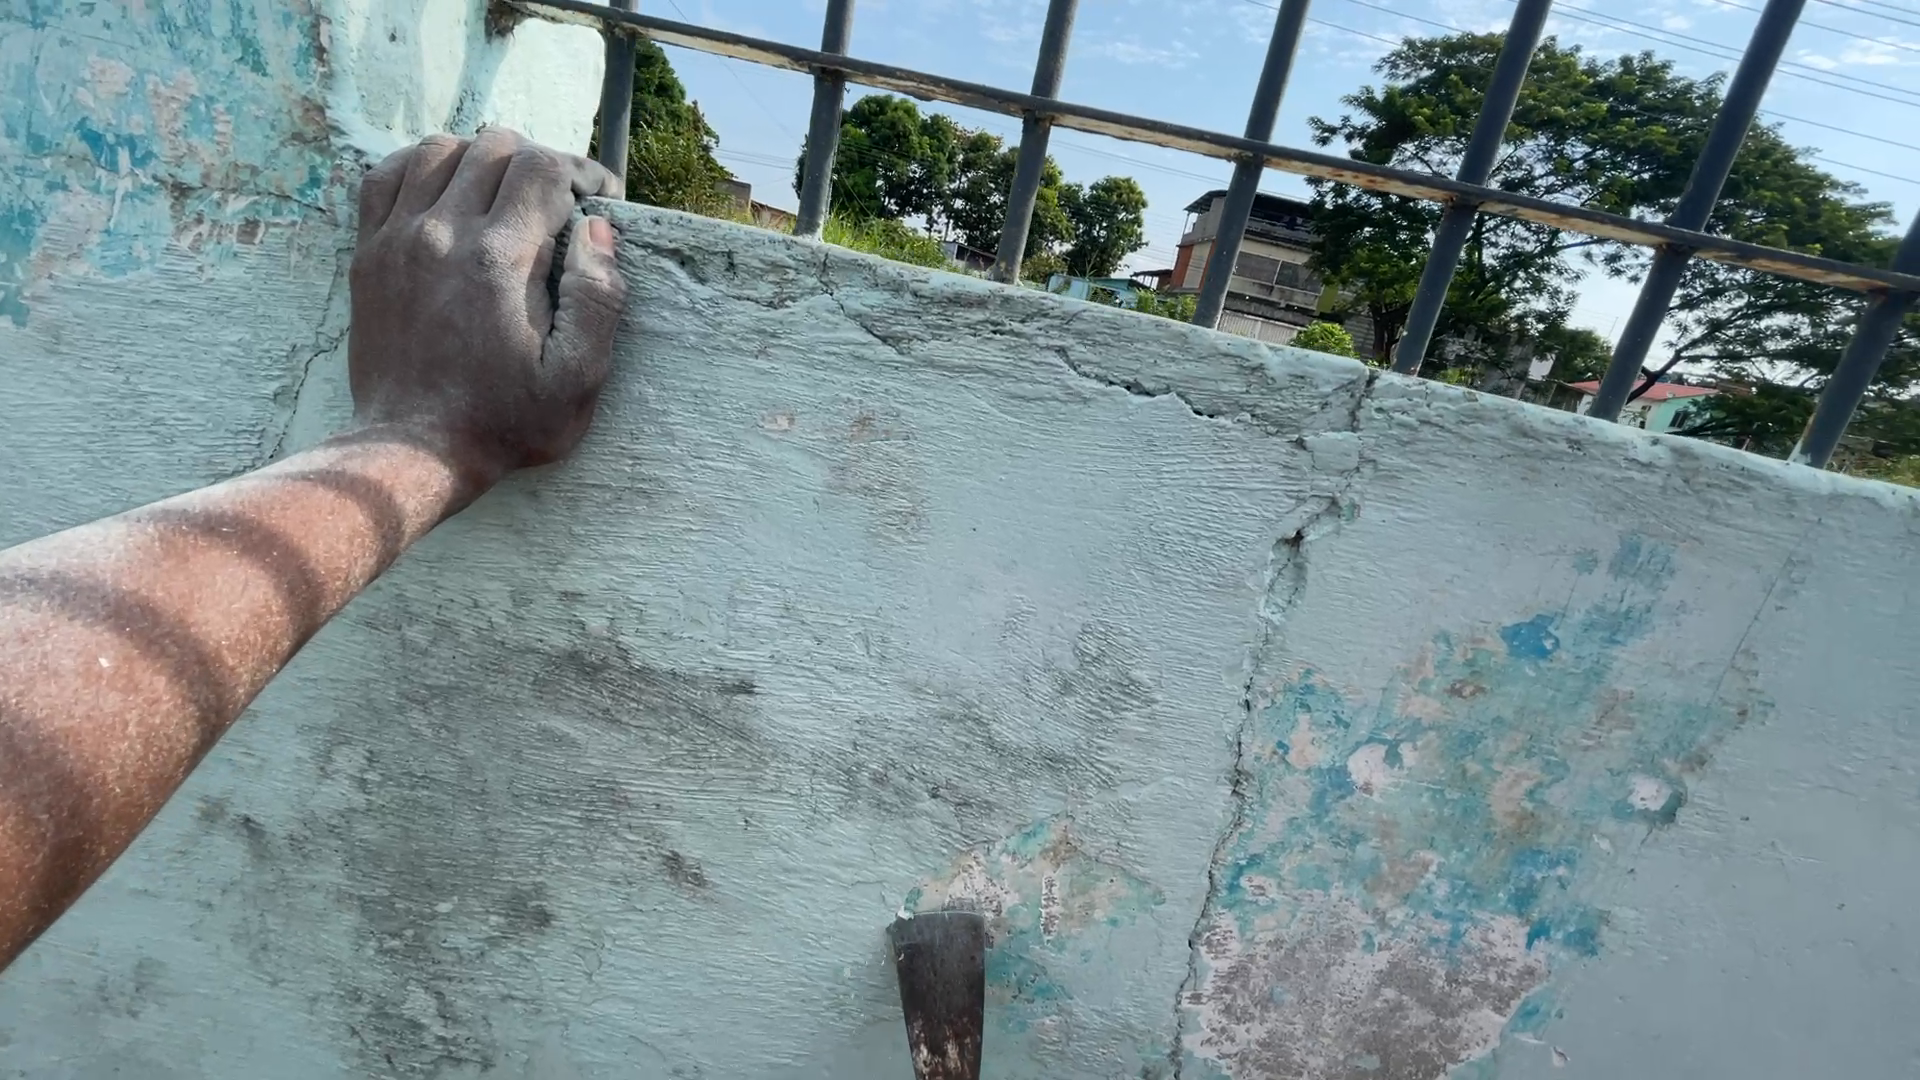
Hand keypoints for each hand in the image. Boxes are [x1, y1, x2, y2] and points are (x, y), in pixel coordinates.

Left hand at [347, 128, 625, 488]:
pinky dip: (427, 168)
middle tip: (567, 205)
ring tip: (515, 200)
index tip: (605, 197)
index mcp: (498, 261)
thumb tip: (600, 232)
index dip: (583, 172)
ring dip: (488, 163)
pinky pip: (389, 174)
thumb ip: (598, 300)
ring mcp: (396, 238)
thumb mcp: (580, 377)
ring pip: (441, 150)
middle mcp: (441, 234)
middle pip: (494, 149)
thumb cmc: (510, 420)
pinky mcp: (370, 252)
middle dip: (542, 166)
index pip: (542, 170)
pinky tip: (453, 195)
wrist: (418, 447)